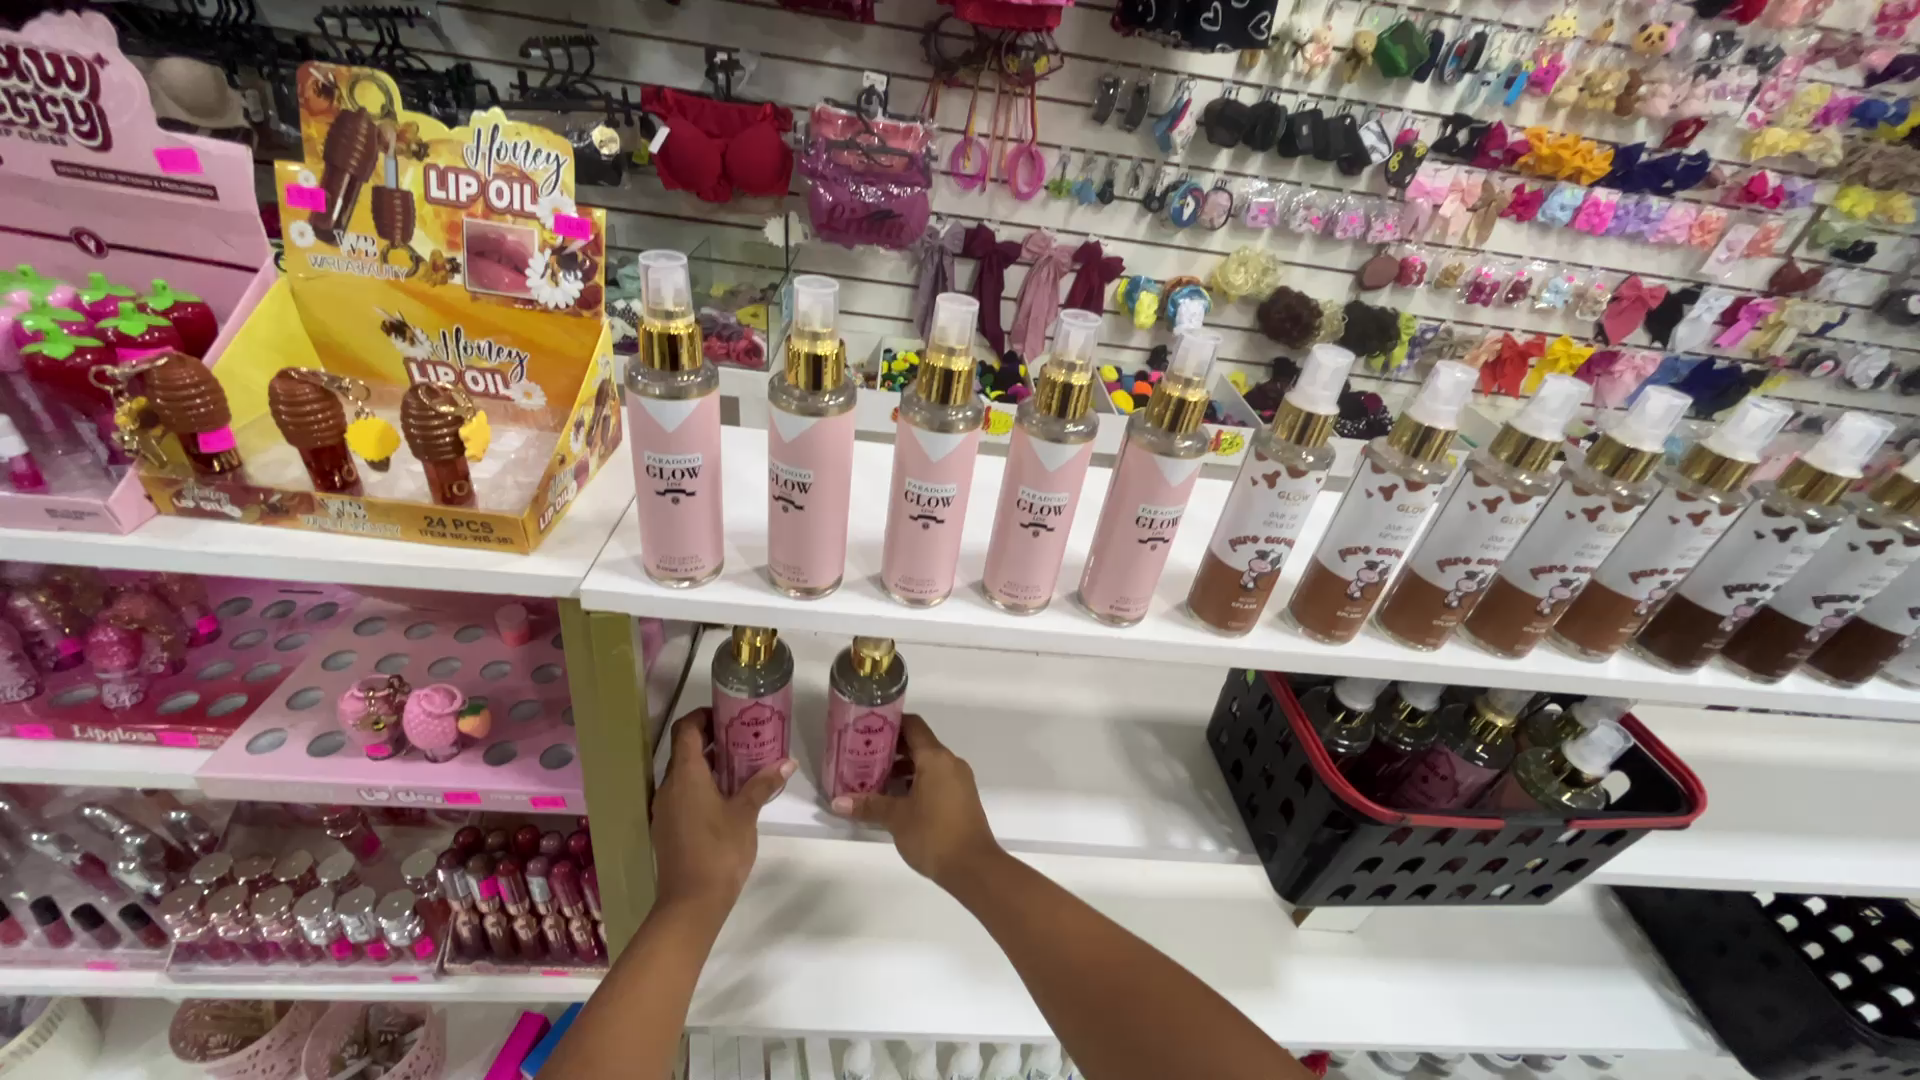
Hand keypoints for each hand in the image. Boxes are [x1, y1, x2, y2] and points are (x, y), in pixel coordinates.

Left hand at [653, 708, 794, 911]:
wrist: (691, 903)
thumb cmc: (719, 850)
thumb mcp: (746, 813)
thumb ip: (762, 784)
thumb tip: (788, 763)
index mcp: (685, 775)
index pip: (685, 729)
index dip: (703, 715)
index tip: (727, 713)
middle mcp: (669, 786)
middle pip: (684, 750)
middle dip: (712, 739)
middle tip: (743, 736)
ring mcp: (664, 808)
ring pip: (684, 774)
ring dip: (709, 764)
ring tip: (741, 764)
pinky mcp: (667, 827)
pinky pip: (683, 794)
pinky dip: (702, 785)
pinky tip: (728, 795)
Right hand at [830, 714, 1001, 888]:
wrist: (974, 868)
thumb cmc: (934, 834)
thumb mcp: (896, 818)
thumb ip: (869, 805)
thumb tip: (837, 802)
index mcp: (936, 758)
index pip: (912, 725)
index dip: (890, 723)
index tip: (867, 730)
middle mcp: (950, 762)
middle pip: (918, 744)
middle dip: (891, 750)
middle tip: (863, 757)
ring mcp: (959, 780)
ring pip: (927, 764)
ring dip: (902, 769)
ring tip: (875, 781)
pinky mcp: (961, 798)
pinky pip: (936, 779)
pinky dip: (916, 782)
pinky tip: (896, 800)